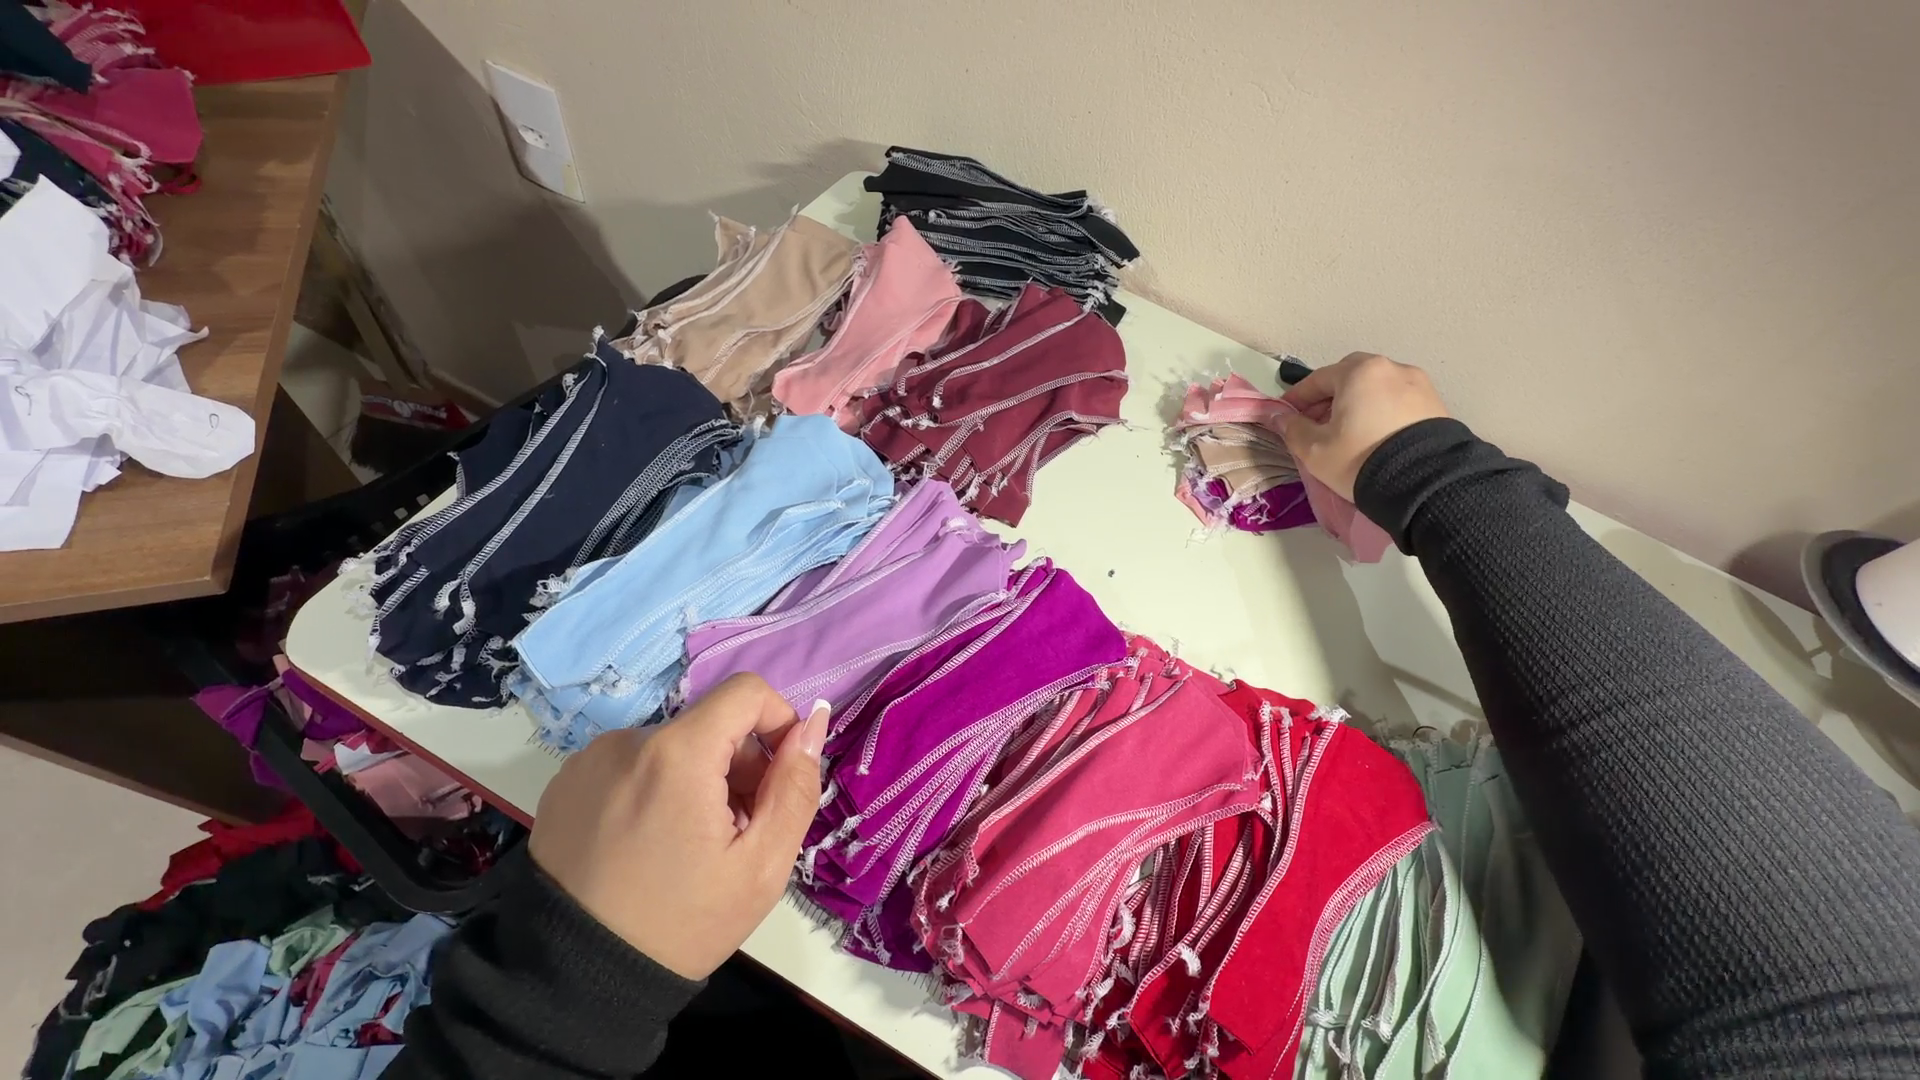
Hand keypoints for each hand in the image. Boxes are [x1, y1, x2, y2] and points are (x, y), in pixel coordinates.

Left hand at [529, 674, 826, 979]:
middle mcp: (628, 740)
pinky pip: (633, 765)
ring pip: (673, 745)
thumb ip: (795, 786)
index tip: (778, 775)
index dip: (778, 721)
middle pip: (710, 723)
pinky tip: (651, 844)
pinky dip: (657, 788)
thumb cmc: (680, 923)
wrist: (570, 981)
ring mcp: (590, 759)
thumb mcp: (761, 866)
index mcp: (677, 752)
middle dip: (739, 764)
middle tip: (738, 829)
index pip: (746, 690)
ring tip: (692, 843)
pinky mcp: (567, 782)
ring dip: (699, 778)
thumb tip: (814, 723)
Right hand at [1278, 352, 1448, 500]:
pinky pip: (1397, 400)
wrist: (1423, 484)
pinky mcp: (1435, 404)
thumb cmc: (1360, 458)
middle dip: (1329, 395)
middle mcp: (1391, 368)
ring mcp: (1418, 384)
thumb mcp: (1314, 450)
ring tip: (1347, 430)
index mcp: (1359, 372)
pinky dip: (1380, 411)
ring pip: (1375, 387)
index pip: (1317, 379)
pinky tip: (1374, 434)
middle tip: (1317, 421)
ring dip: (1356, 402)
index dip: (1296, 398)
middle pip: (1349, 376)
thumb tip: (1279, 416)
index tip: (1285, 415)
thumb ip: (1292, 428)